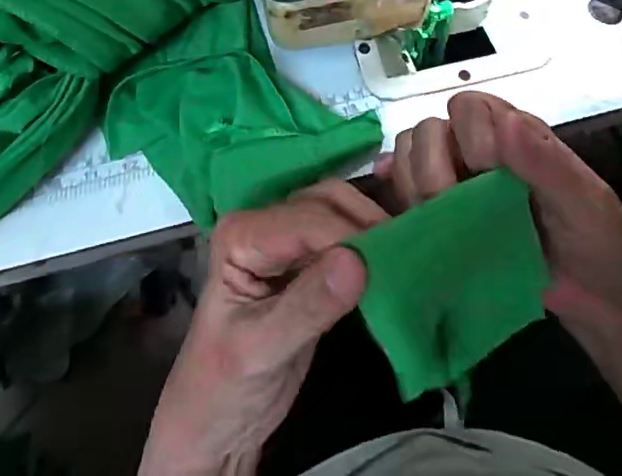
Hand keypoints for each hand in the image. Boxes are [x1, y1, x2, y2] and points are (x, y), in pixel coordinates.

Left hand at [140, 181, 387, 475]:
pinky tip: (390, 254)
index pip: (305, 221)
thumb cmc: (225, 386)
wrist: (217, 421)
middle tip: (404, 250)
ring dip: (370, 223)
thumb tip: (358, 261)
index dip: (348, 235)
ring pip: (338, 207)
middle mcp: (262, 223)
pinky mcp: (306, 256)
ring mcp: (285, 236)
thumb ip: (308, 306)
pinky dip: (368, 237)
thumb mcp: (262, 352)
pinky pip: (343, 230)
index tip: (387, 261)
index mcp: (240, 234)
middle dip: (364, 220)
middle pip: (324, 200)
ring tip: (401, 251)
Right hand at [380, 91, 621, 334]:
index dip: (466, 135)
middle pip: (429, 132)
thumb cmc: (603, 244)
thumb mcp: (583, 203)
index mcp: (517, 135)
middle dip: (429, 166)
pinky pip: (408, 195)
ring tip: (434, 220)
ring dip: (412, 186)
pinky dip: (396, 199)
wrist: (606, 304)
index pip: (467, 108)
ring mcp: (463, 186)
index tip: (483, 173)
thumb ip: (545, 162)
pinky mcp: (449, 220)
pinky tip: (398, 217)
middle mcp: (483, 152)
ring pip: (412, 159)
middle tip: (449, 206)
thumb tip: (506, 121)